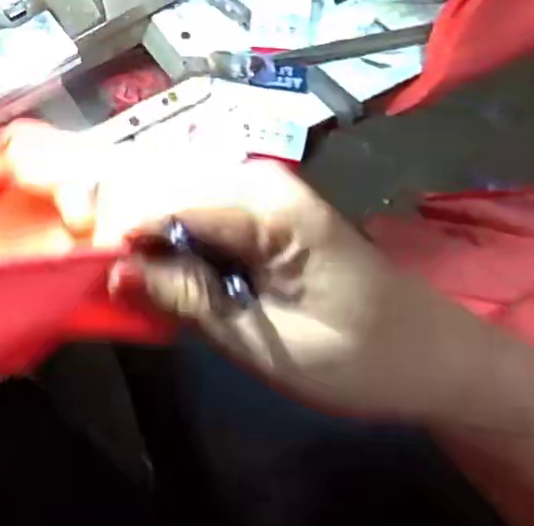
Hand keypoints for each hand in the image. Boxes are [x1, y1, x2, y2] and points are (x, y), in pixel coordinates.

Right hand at [109, 160, 509, 422]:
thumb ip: (192, 301)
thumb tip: (115, 272)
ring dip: (144, 231)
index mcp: (271, 205)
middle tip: (109, 275)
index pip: (171, 205)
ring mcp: (254, 183)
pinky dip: (167, 234)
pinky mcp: (252, 200)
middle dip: (127, 227)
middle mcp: (255, 176)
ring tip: (131, 273)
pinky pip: (189, 204)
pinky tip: (164, 265)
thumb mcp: (272, 344)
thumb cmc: (366, 358)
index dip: (125, 236)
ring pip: (168, 190)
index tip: (94, 270)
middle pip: (162, 186)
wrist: (440, 356)